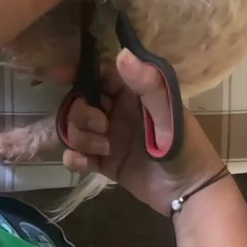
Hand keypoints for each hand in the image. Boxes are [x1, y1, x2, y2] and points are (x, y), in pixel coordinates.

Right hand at [60, 48, 225, 215]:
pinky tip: (87, 164)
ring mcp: (109, 139)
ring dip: (82, 138)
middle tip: (102, 127)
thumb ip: (148, 85)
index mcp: (132, 95)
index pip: (99, 75)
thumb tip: (121, 54)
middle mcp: (117, 113)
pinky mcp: (104, 164)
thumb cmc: (184, 147)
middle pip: (80, 103)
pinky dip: (75, 159)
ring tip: (105, 150)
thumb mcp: (168, 114)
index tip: (58, 76)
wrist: (188, 192)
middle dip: (81, 114)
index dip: (77, 73)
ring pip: (75, 129)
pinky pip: (76, 156)